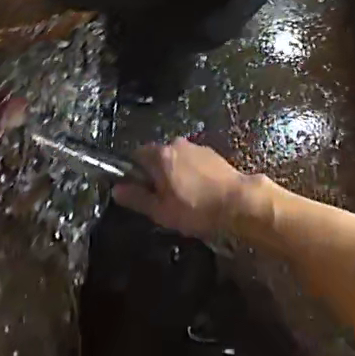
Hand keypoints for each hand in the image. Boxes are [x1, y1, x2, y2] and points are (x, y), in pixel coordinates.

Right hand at [113, 139, 263, 238]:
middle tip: (162, 200)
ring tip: (183, 199)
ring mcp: (196, 146)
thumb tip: (117, 189)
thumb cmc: (195, 208)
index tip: (140, 191)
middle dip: (156, 175)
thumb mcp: (161, 211)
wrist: (237, 201)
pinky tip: (198, 192)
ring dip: (174, 174)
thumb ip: (137, 198)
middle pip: (157, 156)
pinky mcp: (211, 153)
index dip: (134, 173)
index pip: (137, 155)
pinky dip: (190, 173)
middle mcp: (177, 144)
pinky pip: (192, 161)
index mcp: (161, 155)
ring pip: (176, 158)